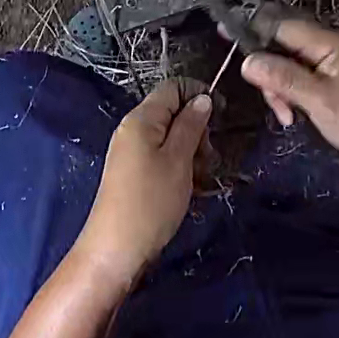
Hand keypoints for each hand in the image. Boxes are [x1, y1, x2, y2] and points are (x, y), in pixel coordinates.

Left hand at [75, 78, 212, 285]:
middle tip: (209, 157)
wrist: (115, 250)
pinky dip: (181, 168)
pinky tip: (191, 190)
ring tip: (202, 179)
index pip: (173, 87)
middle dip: (198, 129)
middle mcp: (133, 129)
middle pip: (173, 113)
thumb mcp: (178, 160)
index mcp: (141, 118)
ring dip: (192, 153)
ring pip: (171, 138)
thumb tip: (202, 98)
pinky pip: (163, 158)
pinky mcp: (134, 173)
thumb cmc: (150, 201)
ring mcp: (132, 152)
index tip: (222, 113)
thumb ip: (191, 125)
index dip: (198, 93)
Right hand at [241, 17, 338, 169]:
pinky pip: (301, 80)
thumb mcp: (320, 101)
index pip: (282, 26)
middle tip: (275, 103)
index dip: (253, 29)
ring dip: (281, 89)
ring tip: (288, 117)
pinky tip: (295, 117)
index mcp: (329, 44)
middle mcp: (329, 48)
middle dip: (270, 73)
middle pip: (283, 47)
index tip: (223, 32)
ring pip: (289, 67)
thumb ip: (283, 78)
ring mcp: (332, 65)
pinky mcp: (333, 82)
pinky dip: (293, 96)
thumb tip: (247, 62)